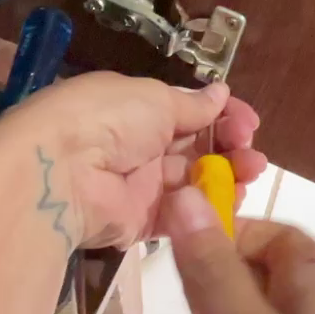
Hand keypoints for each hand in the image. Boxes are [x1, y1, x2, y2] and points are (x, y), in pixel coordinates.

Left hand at [0, 72, 266, 249]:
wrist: (62, 172)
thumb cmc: (108, 119)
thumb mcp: (153, 98)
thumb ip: (190, 104)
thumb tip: (220, 92)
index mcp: (136, 108)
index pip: (187, 111)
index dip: (221, 115)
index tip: (248, 122)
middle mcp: (138, 144)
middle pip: (194, 147)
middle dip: (229, 146)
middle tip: (252, 151)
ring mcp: (140, 185)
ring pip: (193, 180)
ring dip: (226, 175)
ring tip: (251, 171)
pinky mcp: (141, 221)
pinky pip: (182, 214)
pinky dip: (209, 207)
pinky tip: (234, 199)